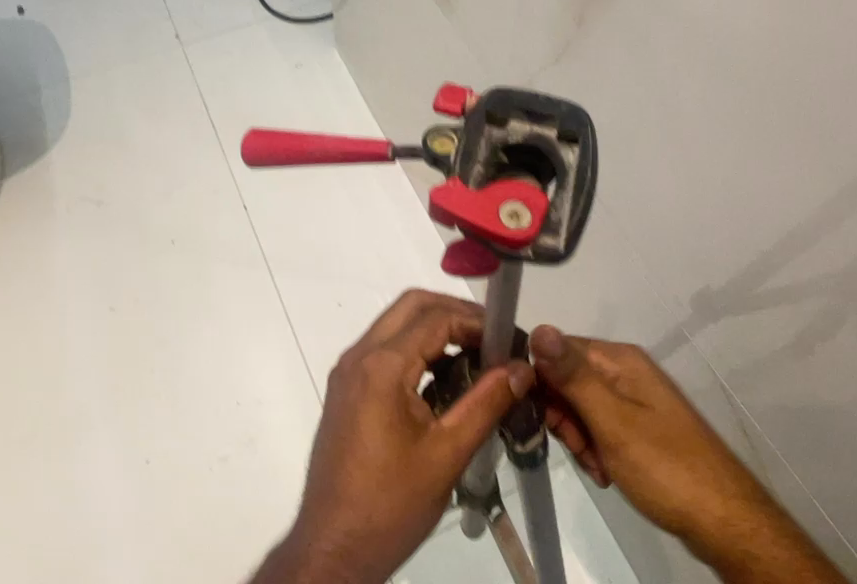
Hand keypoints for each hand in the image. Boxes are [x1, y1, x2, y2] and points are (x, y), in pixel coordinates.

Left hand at [253, 291, 535, 583]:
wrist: (334, 549)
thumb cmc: (391, 505)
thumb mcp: (448, 454)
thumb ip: (486, 403)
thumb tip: (522, 369)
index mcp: (381, 366)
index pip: (436, 318)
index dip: (477, 322)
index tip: (510, 339)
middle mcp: (358, 357)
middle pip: (412, 307)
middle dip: (455, 313)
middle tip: (493, 340)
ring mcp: (348, 373)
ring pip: (396, 325)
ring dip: (435, 329)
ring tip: (477, 357)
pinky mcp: (346, 391)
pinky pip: (384, 351)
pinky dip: (416, 350)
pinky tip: (445, 380)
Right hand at [532, 327, 843, 582]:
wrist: (723, 520)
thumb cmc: (665, 467)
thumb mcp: (611, 421)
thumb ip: (572, 376)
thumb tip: (538, 327)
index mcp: (620, 360)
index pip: (557, 350)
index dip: (542, 382)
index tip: (547, 419)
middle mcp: (627, 371)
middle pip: (567, 379)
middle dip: (563, 416)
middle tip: (578, 448)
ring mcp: (636, 399)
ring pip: (581, 407)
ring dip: (579, 438)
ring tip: (598, 467)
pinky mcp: (641, 426)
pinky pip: (601, 427)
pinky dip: (597, 450)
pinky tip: (607, 472)